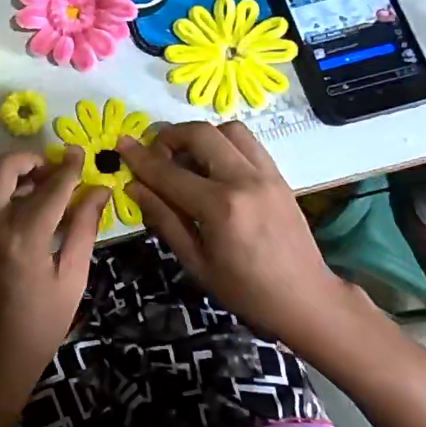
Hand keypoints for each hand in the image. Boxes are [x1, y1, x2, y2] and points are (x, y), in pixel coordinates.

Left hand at [0, 148, 109, 398]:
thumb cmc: (42, 321)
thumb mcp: (73, 276)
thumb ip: (84, 227)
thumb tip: (100, 190)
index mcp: (24, 238)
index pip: (52, 187)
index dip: (69, 167)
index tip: (79, 154)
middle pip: (2, 168)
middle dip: (29, 160)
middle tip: (48, 170)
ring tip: (21, 184)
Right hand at [117, 121, 359, 347]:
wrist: (304, 297)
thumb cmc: (245, 290)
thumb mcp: (196, 262)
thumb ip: (164, 219)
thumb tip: (134, 187)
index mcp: (220, 208)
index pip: (170, 173)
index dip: (141, 158)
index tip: (122, 144)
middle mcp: (244, 181)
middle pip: (201, 134)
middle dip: (171, 136)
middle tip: (157, 155)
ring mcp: (266, 174)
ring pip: (228, 129)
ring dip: (202, 136)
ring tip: (188, 159)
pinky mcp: (279, 175)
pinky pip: (249, 143)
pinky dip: (225, 144)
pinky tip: (214, 166)